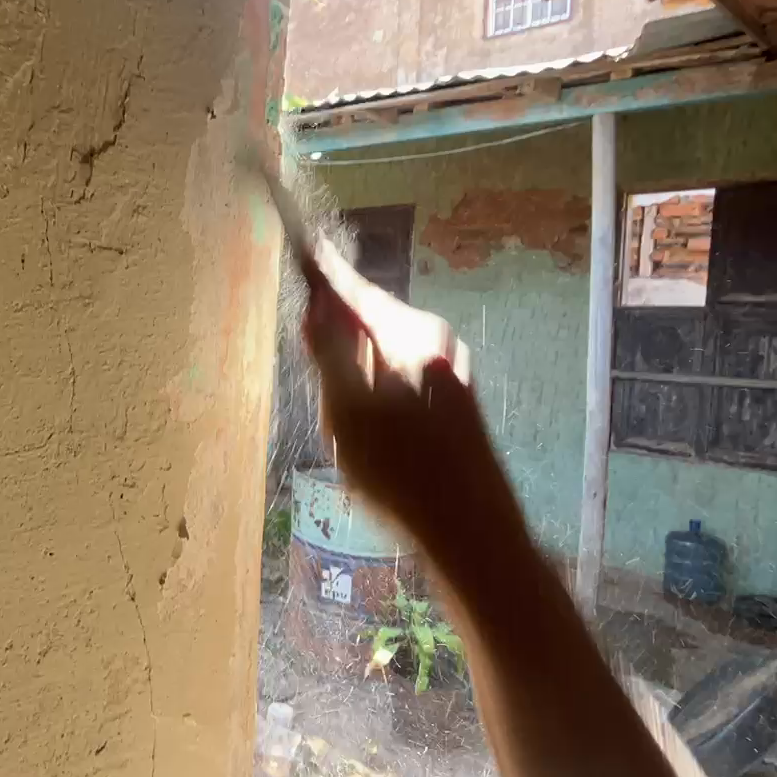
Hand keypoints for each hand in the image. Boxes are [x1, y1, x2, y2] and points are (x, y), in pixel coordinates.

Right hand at [298, 237, 514, 571]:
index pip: (353, 290)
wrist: (472, 531)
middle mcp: (435, 342)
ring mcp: (448, 369)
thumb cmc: (400, 471)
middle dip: (335, 336)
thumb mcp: (346, 409)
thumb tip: (315, 305)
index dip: (323, 271)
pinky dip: (372, 386)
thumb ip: (328, 352)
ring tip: (342, 415)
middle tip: (316, 365)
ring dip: (352, 369)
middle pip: (367, 320)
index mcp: (410, 336)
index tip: (303, 244)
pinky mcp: (452, 397)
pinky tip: (368, 430)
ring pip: (381, 350)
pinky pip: (396, 373)